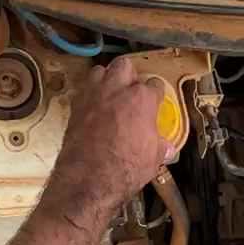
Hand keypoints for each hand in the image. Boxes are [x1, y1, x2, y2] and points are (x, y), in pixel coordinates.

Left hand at [40, 58, 176, 233]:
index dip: (155, 95)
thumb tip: (167, 147)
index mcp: (142, 100)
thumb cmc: (125, 169)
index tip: (155, 102)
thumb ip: (159, 148)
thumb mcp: (151, 161)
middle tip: (131, 90)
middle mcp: (118, 89)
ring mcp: (94, 94)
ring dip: (107, 79)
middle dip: (130, 75)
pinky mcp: (76, 105)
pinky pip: (84, 89)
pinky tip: (94, 108)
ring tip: (110, 94)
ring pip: (101, 70)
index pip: (154, 86)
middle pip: (125, 66)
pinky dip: (90, 94)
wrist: (89, 178)